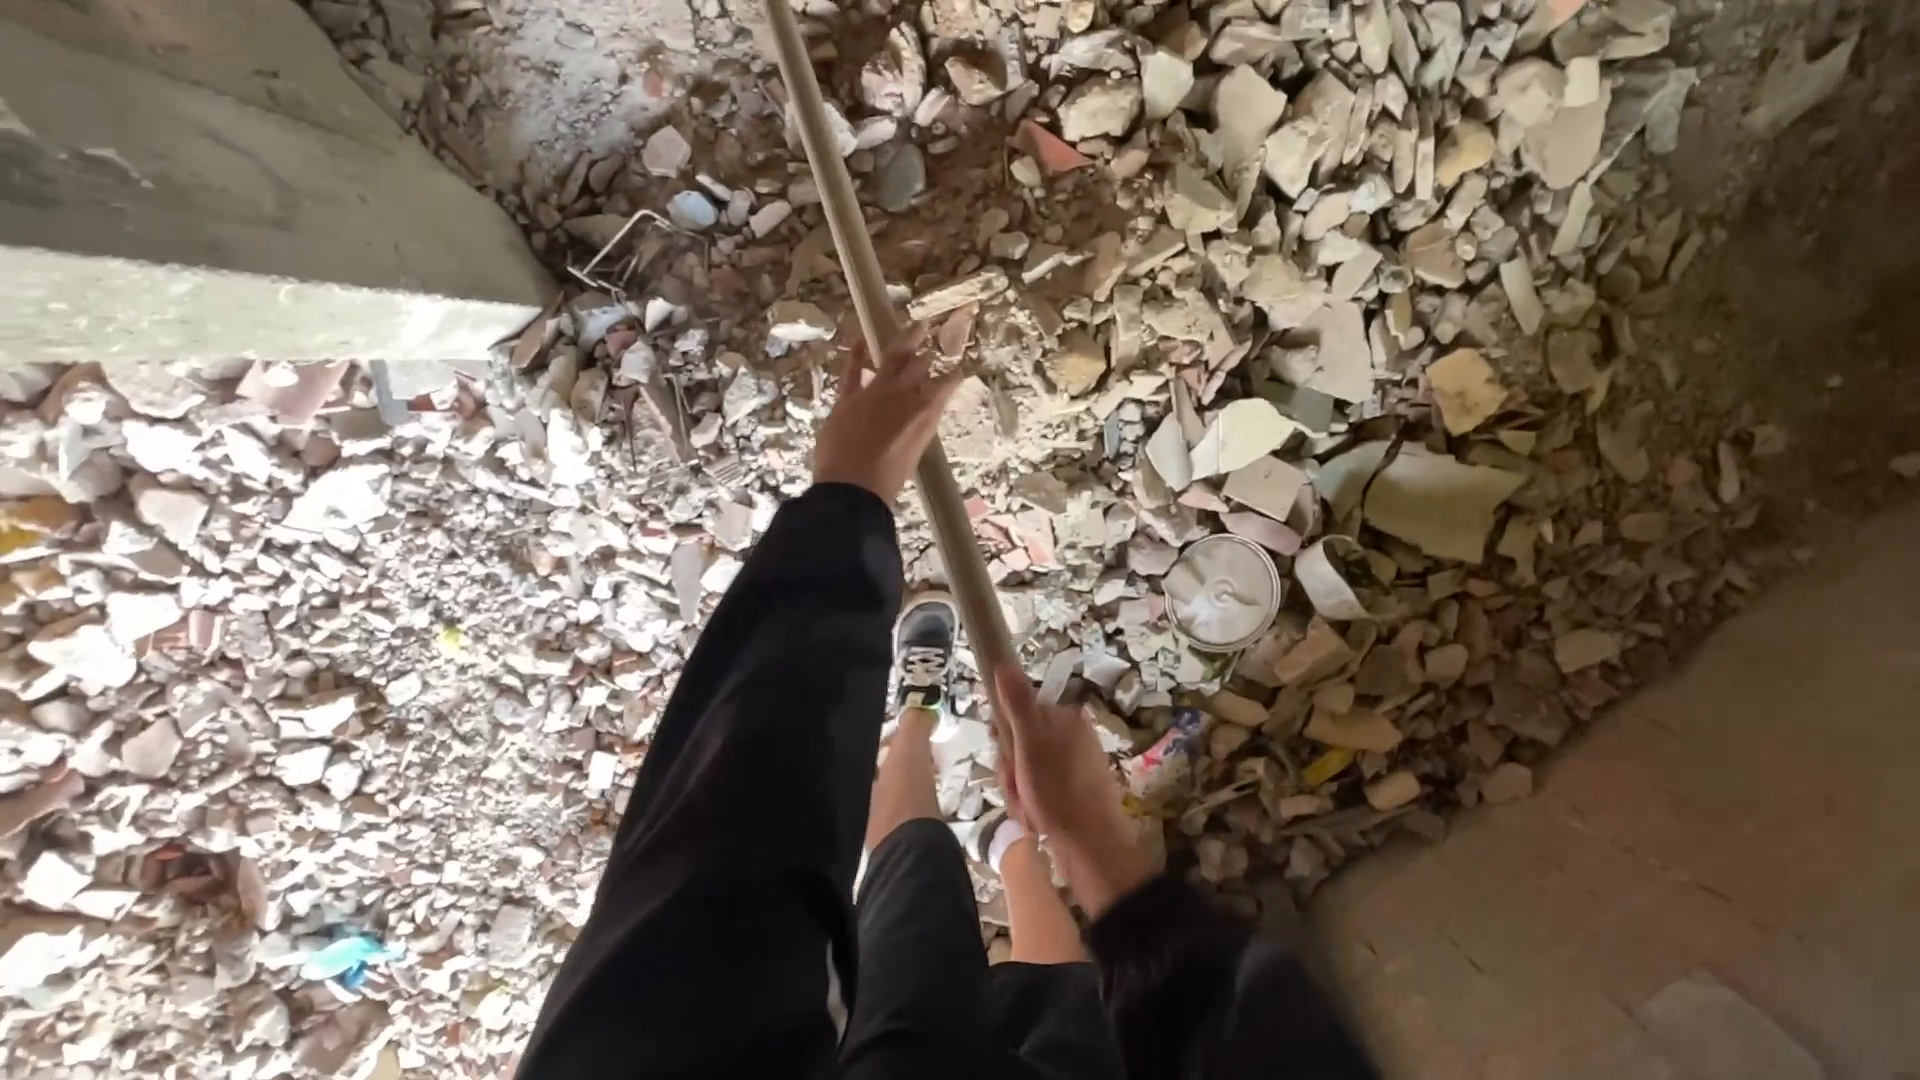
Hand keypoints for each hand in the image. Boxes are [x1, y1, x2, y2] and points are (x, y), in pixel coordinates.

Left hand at [812, 326, 961, 503]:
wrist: (851, 489)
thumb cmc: (887, 481)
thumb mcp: (914, 454)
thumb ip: (917, 429)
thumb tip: (918, 416)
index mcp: (924, 413)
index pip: (945, 386)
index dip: (954, 376)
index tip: (960, 368)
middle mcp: (903, 396)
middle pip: (920, 366)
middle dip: (930, 351)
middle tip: (938, 335)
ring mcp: (874, 392)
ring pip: (894, 358)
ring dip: (908, 340)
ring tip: (919, 325)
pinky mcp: (848, 397)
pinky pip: (853, 369)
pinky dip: (858, 353)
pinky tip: (863, 340)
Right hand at [991, 666, 1156, 915]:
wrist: (1092, 847)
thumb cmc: (1059, 791)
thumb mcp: (1030, 743)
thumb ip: (1017, 703)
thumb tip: (1003, 663)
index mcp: (1064, 716)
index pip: (1017, 710)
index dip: (1003, 735)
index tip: (1005, 755)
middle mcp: (1071, 734)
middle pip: (1019, 740)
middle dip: (1011, 768)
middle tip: (1018, 787)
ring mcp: (1074, 762)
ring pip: (1025, 767)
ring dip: (1018, 789)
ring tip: (1027, 808)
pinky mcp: (1074, 788)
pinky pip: (1039, 786)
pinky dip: (1031, 802)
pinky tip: (1035, 819)